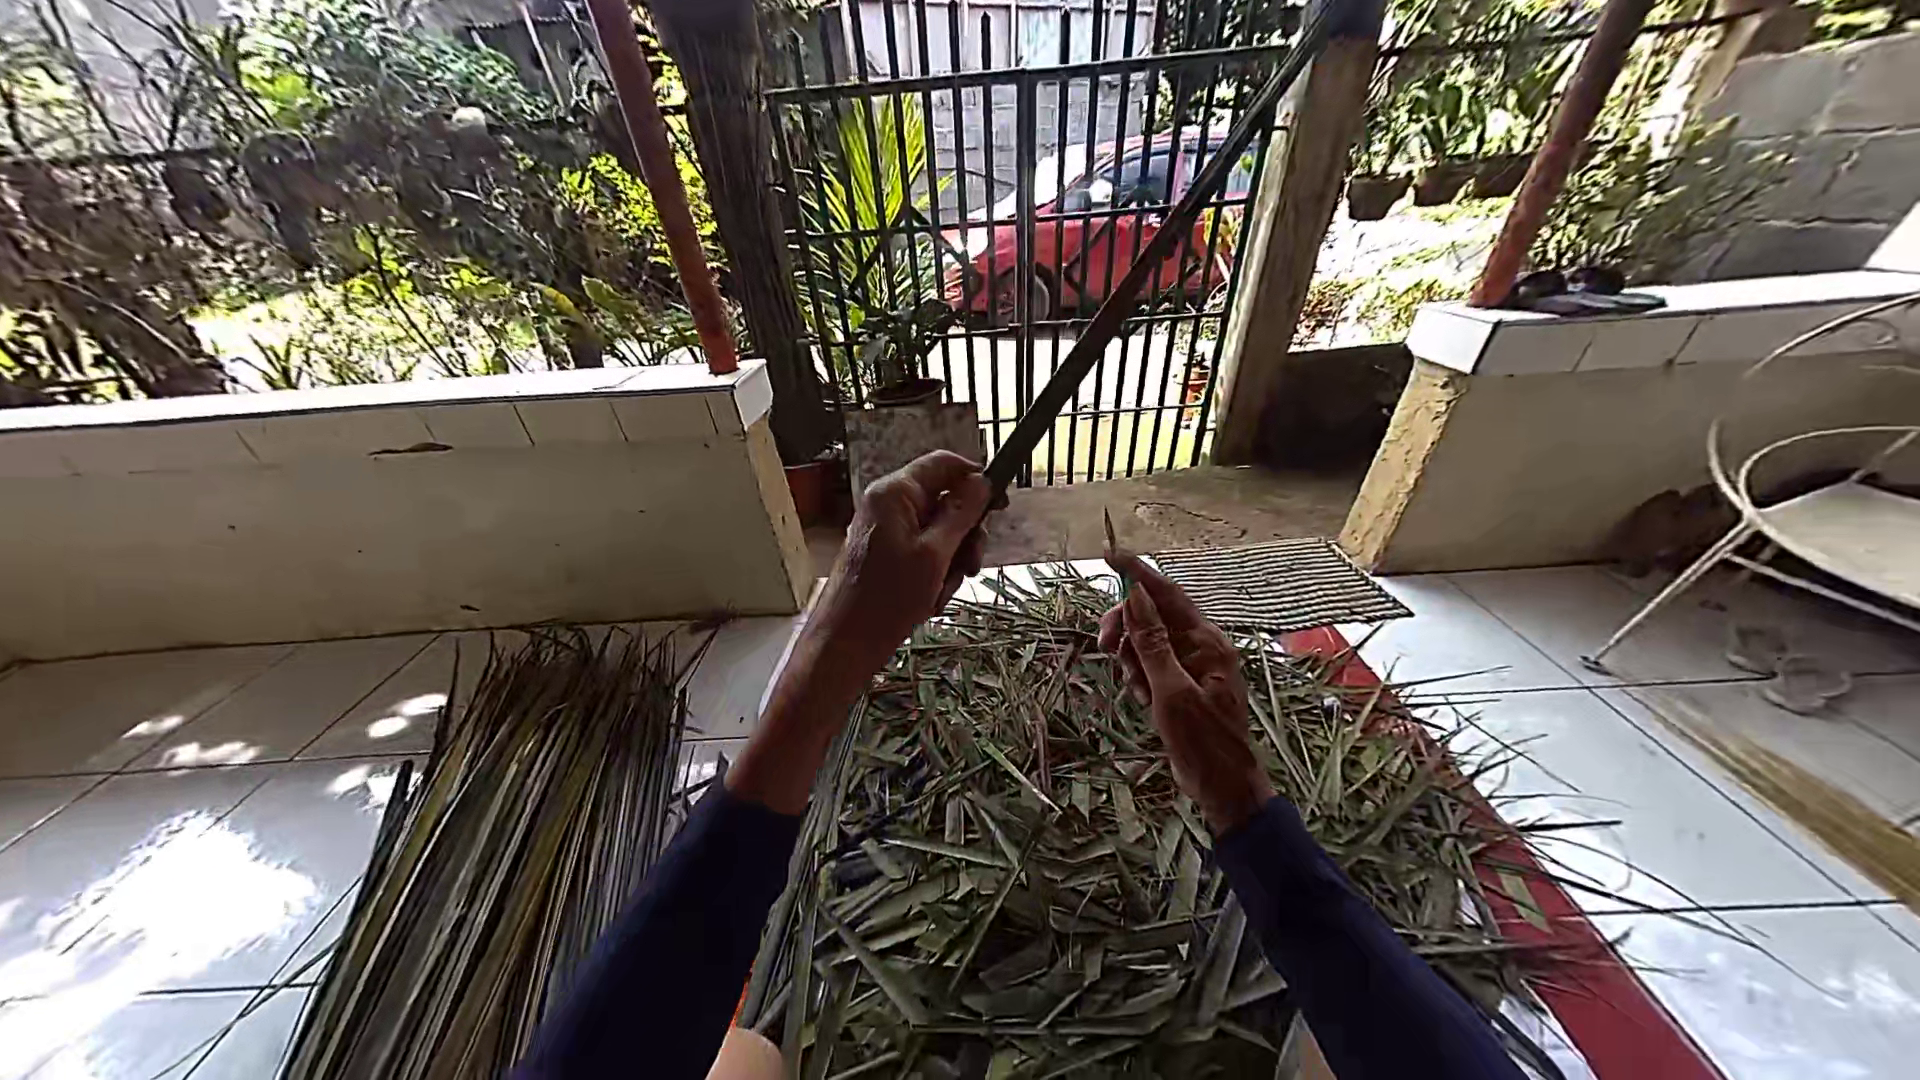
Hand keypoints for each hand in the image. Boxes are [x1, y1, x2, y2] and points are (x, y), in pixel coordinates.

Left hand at [732, 451, 992, 814]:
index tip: (1001, 505)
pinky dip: (936, 573)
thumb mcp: (934, 554)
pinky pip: (925, 552)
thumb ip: (961, 513)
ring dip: (953, 560)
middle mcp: (889, 504)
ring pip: (940, 531)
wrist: (845, 644)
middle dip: (966, 534)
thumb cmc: (887, 599)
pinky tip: (931, 599)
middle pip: (946, 501)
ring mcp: (887, 530)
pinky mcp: (888, 554)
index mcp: (895, 492)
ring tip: (944, 590)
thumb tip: (983, 481)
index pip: (944, 464)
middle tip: (973, 564)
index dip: (976, 479)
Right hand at [1098, 555, 1272, 832]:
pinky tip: (1141, 697)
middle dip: (1124, 626)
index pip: (1167, 594)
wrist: (1224, 789)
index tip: (1109, 554)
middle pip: (1151, 616)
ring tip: (1133, 686)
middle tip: (1104, 645)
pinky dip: (1137, 673)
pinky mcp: (1180, 682)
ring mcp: (1190, 665)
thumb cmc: (1204, 743)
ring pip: (1146, 639)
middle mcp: (1200, 646)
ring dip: (1130, 655)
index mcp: (1207, 642)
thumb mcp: (1172, 692)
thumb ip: (1152, 642)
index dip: (1137, 573)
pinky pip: (1148, 662)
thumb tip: (1135, 598)